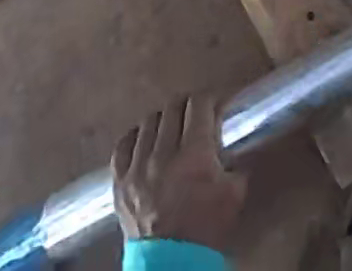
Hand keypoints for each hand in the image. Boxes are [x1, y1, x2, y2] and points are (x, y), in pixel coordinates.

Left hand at [113, 95, 248, 248]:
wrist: (171, 266)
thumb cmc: (205, 230)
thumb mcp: (232, 195)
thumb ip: (233, 162)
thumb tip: (231, 139)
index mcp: (194, 156)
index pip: (198, 105)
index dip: (208, 98)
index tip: (213, 102)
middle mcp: (163, 155)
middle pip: (172, 107)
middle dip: (186, 105)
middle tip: (194, 113)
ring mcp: (136, 167)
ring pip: (148, 121)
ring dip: (163, 120)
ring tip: (170, 128)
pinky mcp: (118, 180)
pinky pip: (124, 143)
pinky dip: (136, 137)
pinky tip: (145, 141)